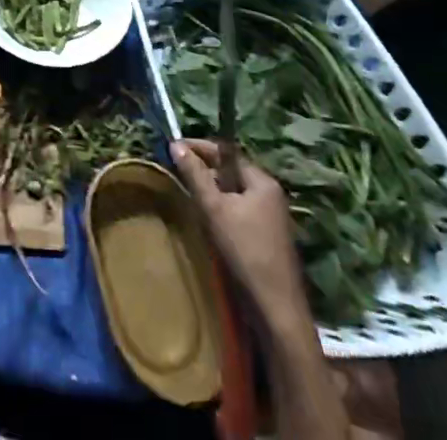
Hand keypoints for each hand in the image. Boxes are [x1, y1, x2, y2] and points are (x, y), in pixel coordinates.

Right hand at [170, 139, 307, 322]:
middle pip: (230, 169)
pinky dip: (219, 203)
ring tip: (184, 187)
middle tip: (174, 168)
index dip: (198, 147)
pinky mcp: (265, 231)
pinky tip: (204, 212)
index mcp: (262, 181)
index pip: (226, 152)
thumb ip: (195, 174)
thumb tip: (176, 144)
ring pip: (232, 189)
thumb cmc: (244, 248)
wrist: (274, 302)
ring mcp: (270, 213)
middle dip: (202, 166)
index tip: (172, 147)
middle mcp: (270, 192)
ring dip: (209, 186)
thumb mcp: (214, 208)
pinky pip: (237, 205)